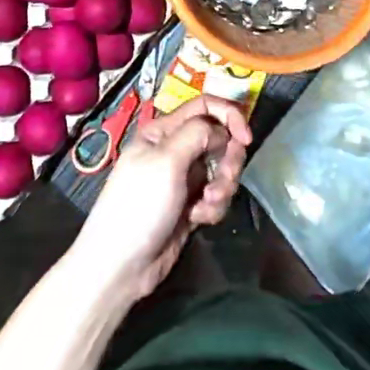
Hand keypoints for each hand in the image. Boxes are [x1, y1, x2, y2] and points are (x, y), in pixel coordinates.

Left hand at [68, 96, 252, 302]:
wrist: (123, 262)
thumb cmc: (140, 204)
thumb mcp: (166, 161)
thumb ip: (197, 135)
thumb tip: (222, 128)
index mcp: (163, 131)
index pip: (203, 107)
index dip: (228, 116)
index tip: (246, 138)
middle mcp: (174, 150)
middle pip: (219, 140)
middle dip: (228, 160)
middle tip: (222, 180)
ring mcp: (183, 179)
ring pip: (221, 171)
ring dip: (222, 188)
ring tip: (205, 205)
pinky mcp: (190, 205)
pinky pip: (216, 197)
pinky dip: (213, 207)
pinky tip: (198, 219)